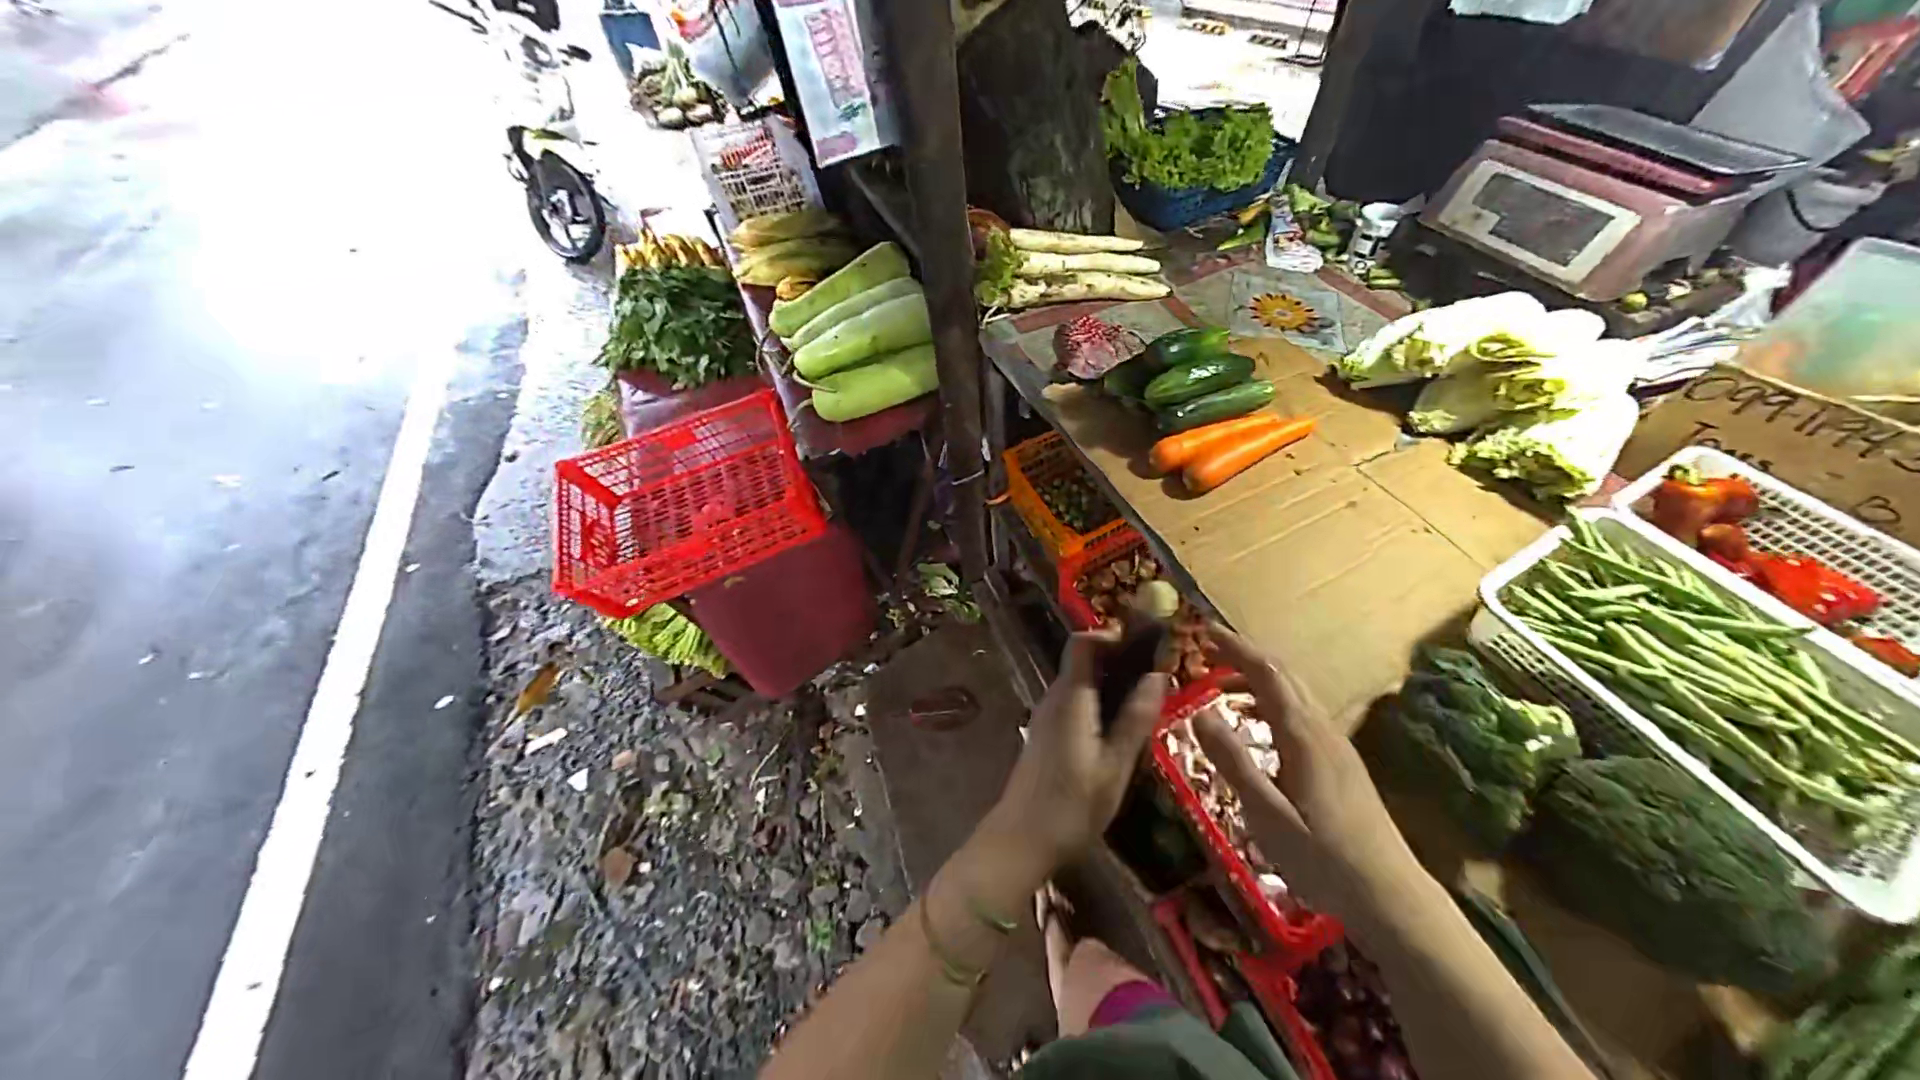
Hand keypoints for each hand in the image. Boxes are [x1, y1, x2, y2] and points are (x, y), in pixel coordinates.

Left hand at [984, 629, 1168, 876]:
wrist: (1020, 841)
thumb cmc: (1072, 806)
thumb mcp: (1115, 765)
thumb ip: (1135, 718)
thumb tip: (1158, 676)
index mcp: (1069, 699)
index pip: (1082, 642)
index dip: (1111, 636)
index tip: (1145, 648)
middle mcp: (1053, 699)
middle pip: (1082, 661)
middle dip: (1119, 661)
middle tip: (1156, 681)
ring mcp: (1046, 717)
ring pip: (1080, 684)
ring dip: (1111, 685)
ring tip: (1146, 706)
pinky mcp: (1045, 735)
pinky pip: (1074, 704)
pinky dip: (1098, 705)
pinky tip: (1120, 733)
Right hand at [1191, 625, 1422, 921]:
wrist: (1391, 897)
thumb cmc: (1323, 858)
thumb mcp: (1267, 814)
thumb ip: (1233, 762)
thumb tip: (1199, 713)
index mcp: (1303, 736)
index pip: (1267, 674)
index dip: (1235, 648)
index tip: (1203, 631)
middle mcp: (1322, 731)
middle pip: (1283, 676)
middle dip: (1245, 656)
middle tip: (1206, 651)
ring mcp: (1336, 746)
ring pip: (1294, 694)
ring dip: (1257, 679)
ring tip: (1220, 686)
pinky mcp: (1340, 764)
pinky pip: (1300, 714)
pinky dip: (1271, 702)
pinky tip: (1256, 726)